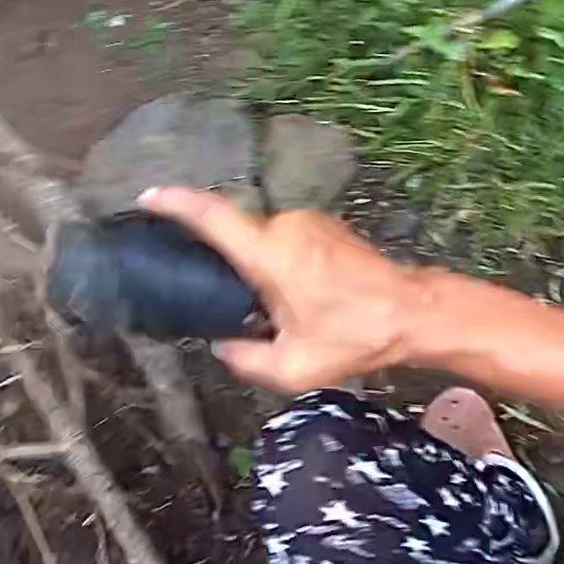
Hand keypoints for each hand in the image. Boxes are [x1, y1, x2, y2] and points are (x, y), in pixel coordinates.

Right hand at [137, 187, 425, 391]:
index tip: (148, 197)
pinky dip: (279, 262)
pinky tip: (300, 296)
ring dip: (260, 269)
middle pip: (237, 236)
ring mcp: (308, 221)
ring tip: (282, 310)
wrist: (415, 312)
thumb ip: (245, 360)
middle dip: (229, 267)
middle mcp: (286, 226)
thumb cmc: (356, 336)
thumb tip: (221, 347)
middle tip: (240, 306)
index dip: (175, 203)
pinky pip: (284, 238)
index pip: (213, 217)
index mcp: (271, 254)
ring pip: (263, 241)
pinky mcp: (324, 224)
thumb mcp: (294, 366)